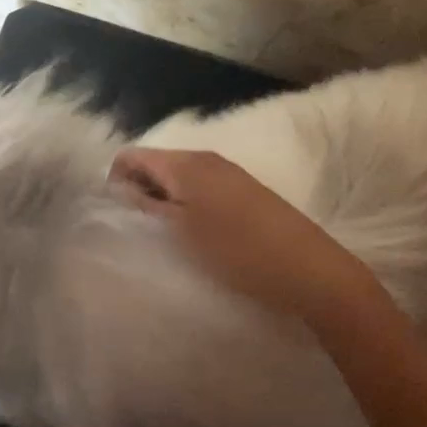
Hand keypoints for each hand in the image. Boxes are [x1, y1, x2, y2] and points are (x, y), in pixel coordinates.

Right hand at [109, 147, 383, 320]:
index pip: (130, 156)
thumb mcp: (180, 232)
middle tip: (139, 229)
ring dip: (164, 200)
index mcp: (185, 163)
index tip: (119, 215)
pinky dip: (187, 205)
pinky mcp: (245, 191)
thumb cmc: (237, 252)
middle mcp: (205, 158)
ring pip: (177, 177)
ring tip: (166, 236)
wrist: (310, 271)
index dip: (116, 181)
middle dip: (139, 190)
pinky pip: (200, 187)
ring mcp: (228, 173)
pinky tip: (196, 234)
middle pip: (154, 163)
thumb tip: (118, 187)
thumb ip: (145, 206)